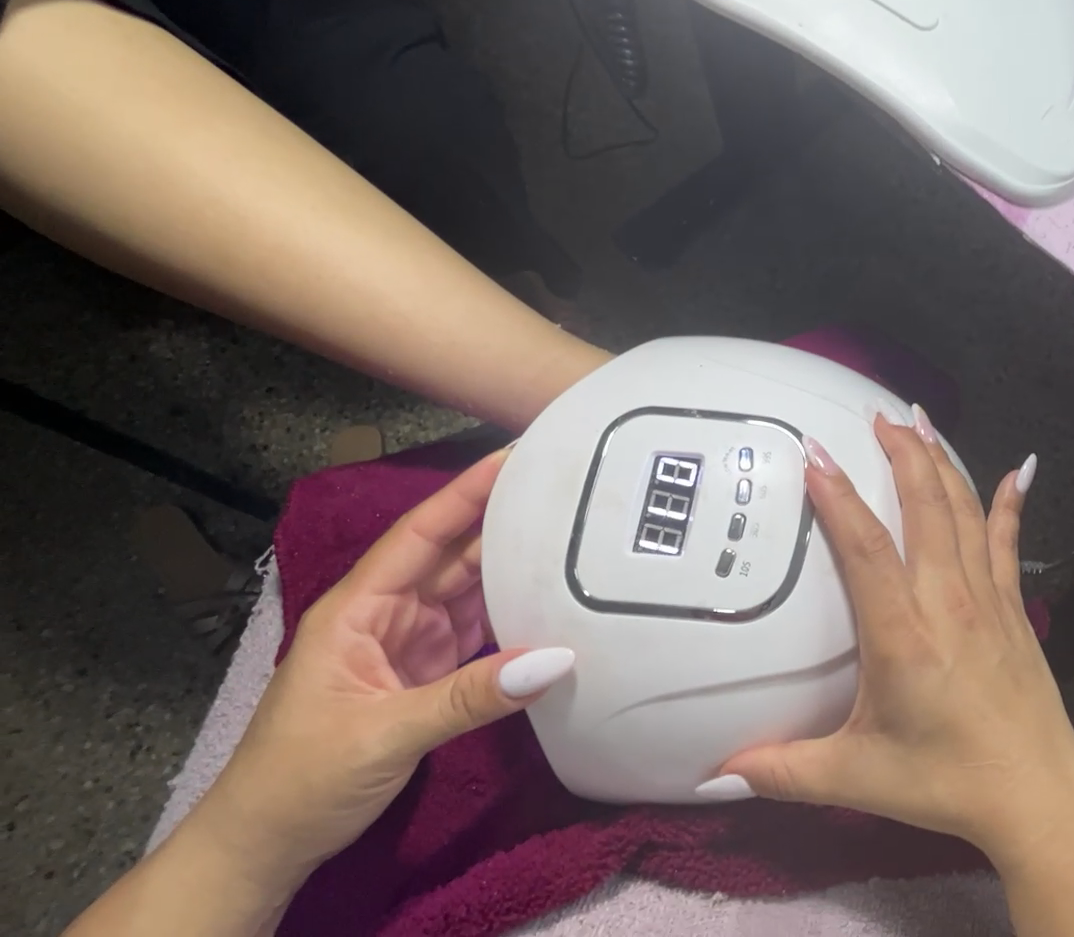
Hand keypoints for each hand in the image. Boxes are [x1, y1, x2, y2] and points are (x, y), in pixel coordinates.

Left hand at [183, 450, 576, 893]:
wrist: (266, 847)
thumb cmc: (298, 781)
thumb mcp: (382, 736)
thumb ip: (469, 697)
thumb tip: (557, 659)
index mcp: (359, 609)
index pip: (419, 535)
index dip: (466, 493)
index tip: (514, 457)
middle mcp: (390, 613)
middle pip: (456, 555)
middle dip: (506, 520)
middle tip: (567, 491)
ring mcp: (415, 641)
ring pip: (474, 589)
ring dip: (520, 566)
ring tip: (576, 535)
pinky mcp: (435, 671)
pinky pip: (485, 629)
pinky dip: (520, 614)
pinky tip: (558, 600)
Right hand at [714, 409, 1073, 862]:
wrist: (1037, 793)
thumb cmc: (946, 781)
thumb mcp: (857, 778)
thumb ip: (784, 770)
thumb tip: (712, 774)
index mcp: (903, 634)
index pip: (865, 547)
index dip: (838, 496)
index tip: (815, 453)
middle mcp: (947, 600)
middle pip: (924, 507)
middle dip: (900, 454)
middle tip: (876, 416)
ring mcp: (988, 598)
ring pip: (965, 513)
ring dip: (942, 463)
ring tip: (922, 422)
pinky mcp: (1015, 607)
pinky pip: (1009, 542)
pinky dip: (1010, 504)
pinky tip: (1017, 470)